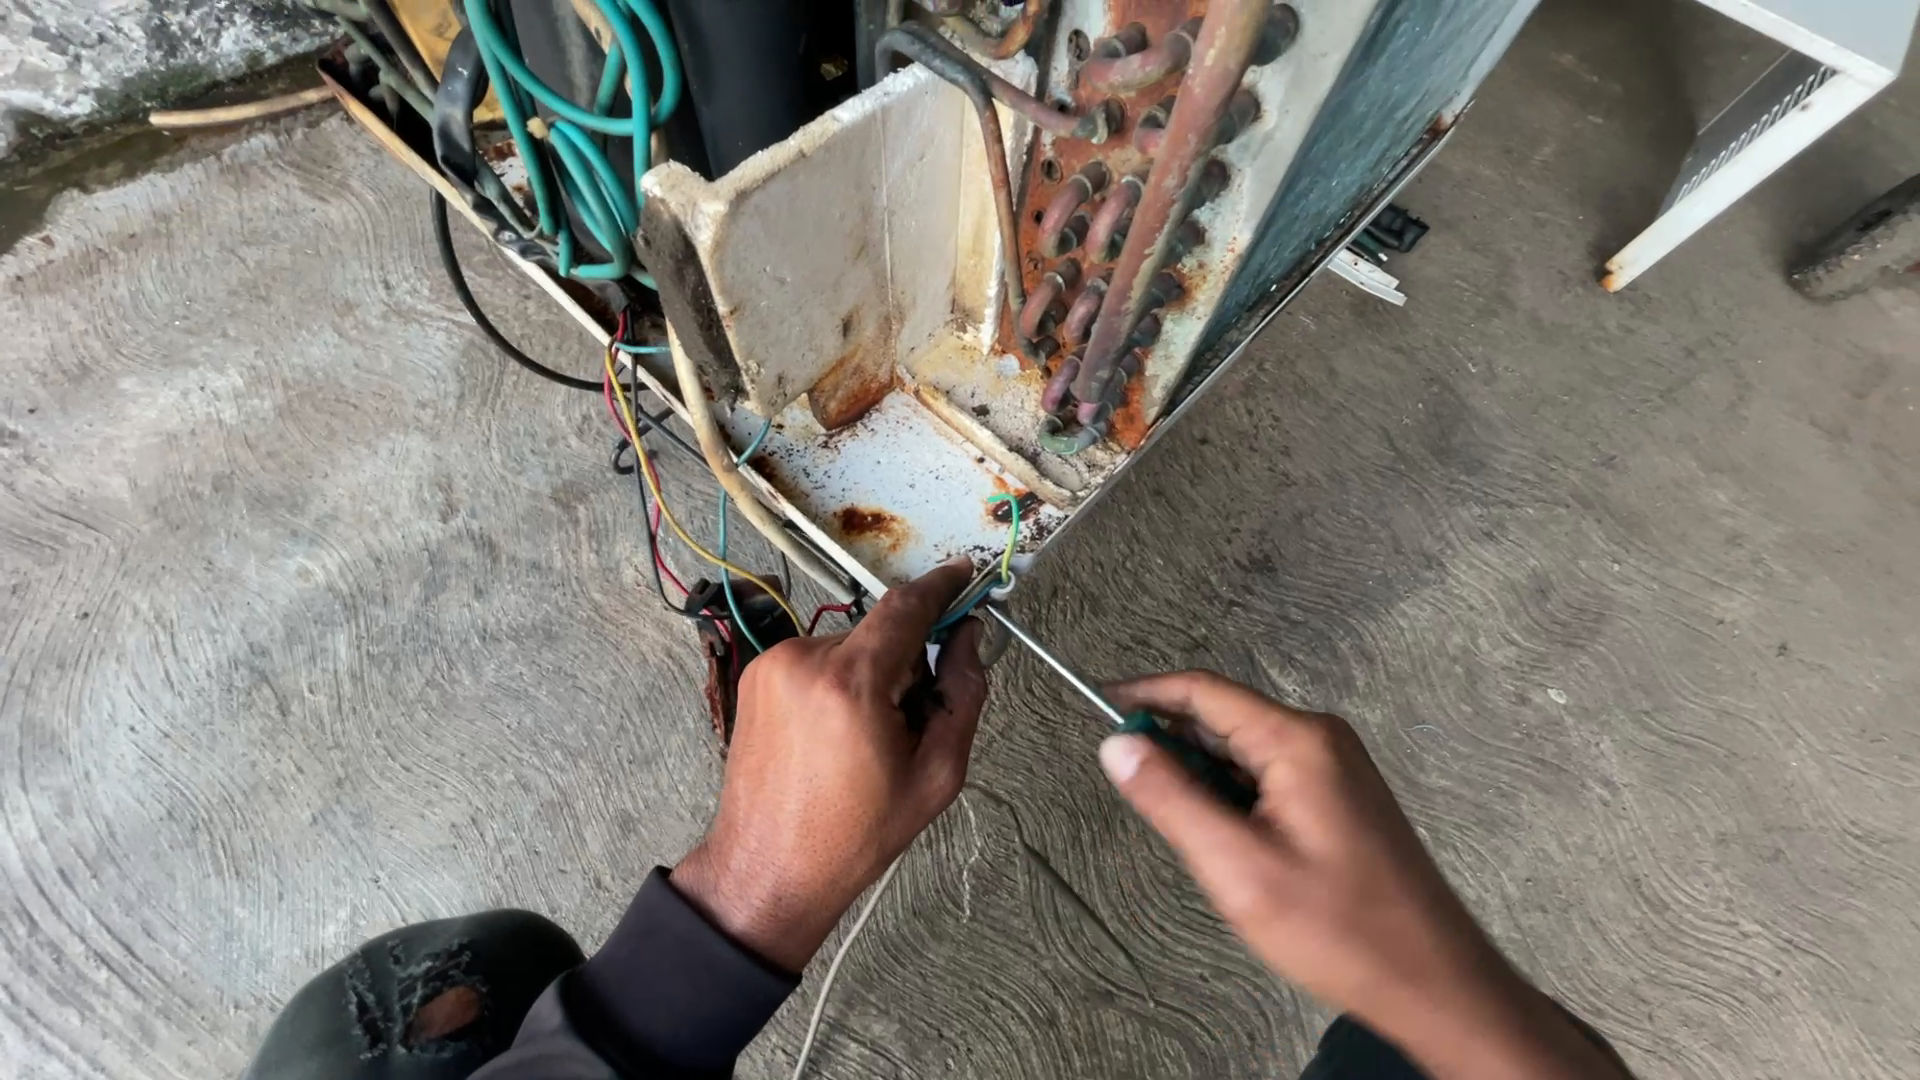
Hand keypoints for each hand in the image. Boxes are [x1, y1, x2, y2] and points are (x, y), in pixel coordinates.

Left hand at [671, 559, 986, 971]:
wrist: (767, 870)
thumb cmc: (856, 833)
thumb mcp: (936, 774)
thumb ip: (963, 694)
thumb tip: (968, 636)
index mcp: (850, 683)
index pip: (906, 607)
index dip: (941, 585)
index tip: (964, 573)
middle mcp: (804, 659)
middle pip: (882, 632)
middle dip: (908, 660)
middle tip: (910, 718)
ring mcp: (773, 664)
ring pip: (852, 645)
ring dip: (873, 672)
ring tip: (863, 735)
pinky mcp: (757, 674)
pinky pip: (820, 658)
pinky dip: (841, 679)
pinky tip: (834, 731)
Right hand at [1100, 673, 1627, 1079]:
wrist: (1439, 988)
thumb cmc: (1340, 930)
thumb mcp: (1236, 866)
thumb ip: (1169, 798)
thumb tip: (1116, 746)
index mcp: (1296, 741)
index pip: (1202, 691)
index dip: (1145, 693)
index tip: (1100, 702)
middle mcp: (1317, 738)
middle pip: (1221, 718)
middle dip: (1172, 744)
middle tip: (1136, 787)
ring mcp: (1332, 765)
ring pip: (1240, 749)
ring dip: (1201, 775)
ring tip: (1187, 828)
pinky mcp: (1336, 793)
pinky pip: (1264, 773)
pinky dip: (1229, 792)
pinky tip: (1225, 838)